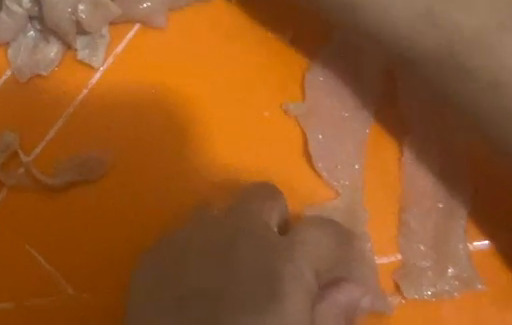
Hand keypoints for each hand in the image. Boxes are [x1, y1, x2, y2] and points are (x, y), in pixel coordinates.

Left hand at [126, 183, 381, 324]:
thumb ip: (331, 315)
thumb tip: (357, 289)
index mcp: (284, 261)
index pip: (329, 231)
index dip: (343, 253)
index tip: (347, 280)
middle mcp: (237, 231)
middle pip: (267, 198)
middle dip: (279, 227)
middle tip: (282, 272)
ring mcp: (190, 236)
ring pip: (222, 212)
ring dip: (235, 235)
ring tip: (237, 281)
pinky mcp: (154, 253)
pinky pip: (186, 234)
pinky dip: (200, 253)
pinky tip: (199, 292)